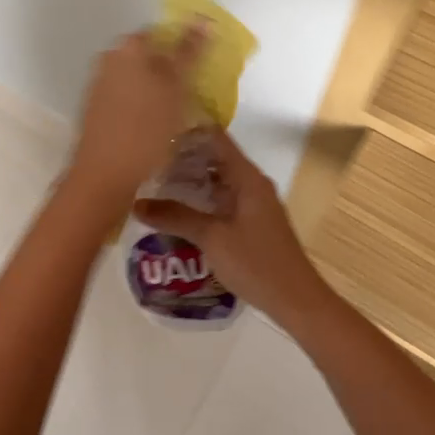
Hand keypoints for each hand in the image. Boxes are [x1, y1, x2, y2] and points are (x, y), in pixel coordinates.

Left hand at [68, 26, 205, 205]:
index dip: (185, 47)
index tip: (201, 69)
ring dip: (157, 88)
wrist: (104, 173)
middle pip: (149, 55)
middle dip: (171, 69)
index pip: (163, 32)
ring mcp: (99, 83)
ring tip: (178, 112)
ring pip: (138, 77)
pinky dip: (142, 104)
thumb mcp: (176, 87)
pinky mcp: (95, 108)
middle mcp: (109, 58)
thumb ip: (189, 51)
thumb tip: (204, 19)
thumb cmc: (146, 128)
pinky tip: (155, 125)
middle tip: (193, 91)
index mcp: (129, 47)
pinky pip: (126, 96)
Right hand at [133, 132, 332, 327]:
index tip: (158, 139)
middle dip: (184, 159)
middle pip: (216, 158)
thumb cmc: (256, 262)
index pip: (216, 138)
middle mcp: (253, 183)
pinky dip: (202, 200)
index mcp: (247, 177)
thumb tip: (138, 204)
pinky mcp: (253, 223)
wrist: (296, 300)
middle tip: (150, 166)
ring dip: (192, 182)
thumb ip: (175, 217)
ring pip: (219, 181)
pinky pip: (223, 200)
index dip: (188, 133)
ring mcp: (255, 204)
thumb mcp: (211, 238)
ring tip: (158, 188)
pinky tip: (181, 215)